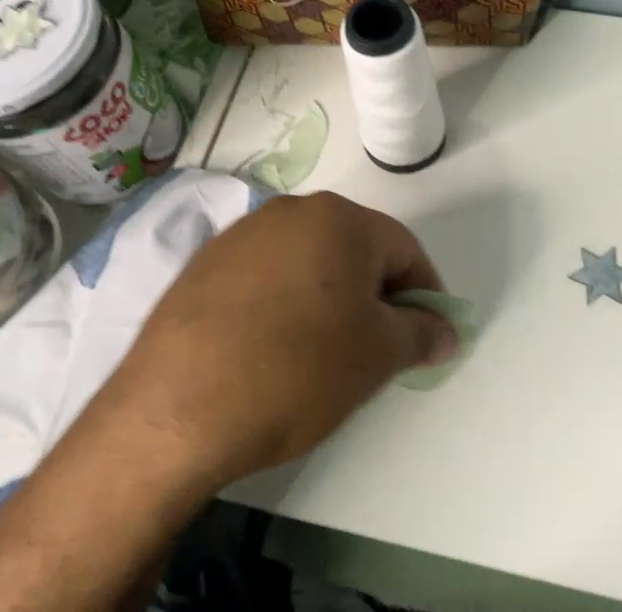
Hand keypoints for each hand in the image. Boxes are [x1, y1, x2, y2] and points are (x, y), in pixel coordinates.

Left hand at [106, 191, 456, 483]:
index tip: (424, 339)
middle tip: (375, 351)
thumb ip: (420, 334)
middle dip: (373, 297)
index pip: (404, 250)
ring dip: (326, 301)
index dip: (424, 295)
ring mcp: (239, 237)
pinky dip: (281, 307)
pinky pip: (263, 280)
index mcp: (338, 219)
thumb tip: (444, 329)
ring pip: (306, 264)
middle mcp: (289, 212)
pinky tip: (271, 353)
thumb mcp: (376, 356)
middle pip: (353, 250)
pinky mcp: (202, 268)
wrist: (177, 408)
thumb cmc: (297, 370)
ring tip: (321, 357)